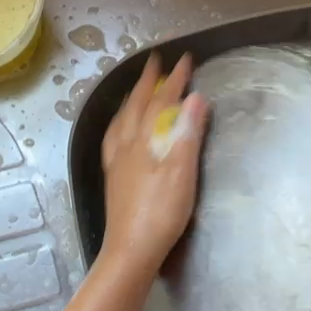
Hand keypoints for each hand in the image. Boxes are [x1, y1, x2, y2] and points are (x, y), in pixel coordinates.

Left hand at [99, 53, 208, 275]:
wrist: (131, 251)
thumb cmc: (161, 214)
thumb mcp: (182, 173)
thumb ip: (188, 134)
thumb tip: (196, 98)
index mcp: (144, 142)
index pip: (161, 103)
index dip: (174, 80)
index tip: (185, 59)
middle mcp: (126, 146)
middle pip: (136, 107)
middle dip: (148, 83)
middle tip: (155, 63)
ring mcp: (117, 163)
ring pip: (121, 122)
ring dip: (132, 101)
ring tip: (137, 90)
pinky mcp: (115, 179)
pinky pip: (114, 140)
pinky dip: (119, 125)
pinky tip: (121, 132)